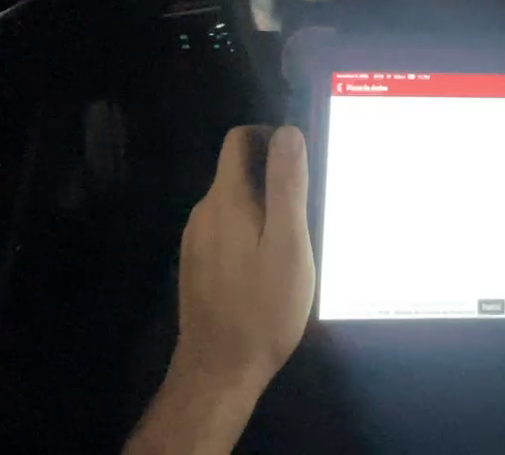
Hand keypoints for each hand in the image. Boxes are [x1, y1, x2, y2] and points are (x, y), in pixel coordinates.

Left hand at [126, 125, 313, 454]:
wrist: (218, 372)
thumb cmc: (263, 305)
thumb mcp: (289, 242)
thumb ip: (287, 185)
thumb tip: (288, 131)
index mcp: (227, 198)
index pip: (239, 139)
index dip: (269, 136)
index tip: (299, 160)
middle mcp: (205, 210)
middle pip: (237, 169)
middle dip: (272, 174)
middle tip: (307, 206)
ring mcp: (197, 238)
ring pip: (233, 200)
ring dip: (262, 205)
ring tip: (293, 238)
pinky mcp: (198, 262)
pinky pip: (226, 226)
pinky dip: (249, 229)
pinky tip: (269, 262)